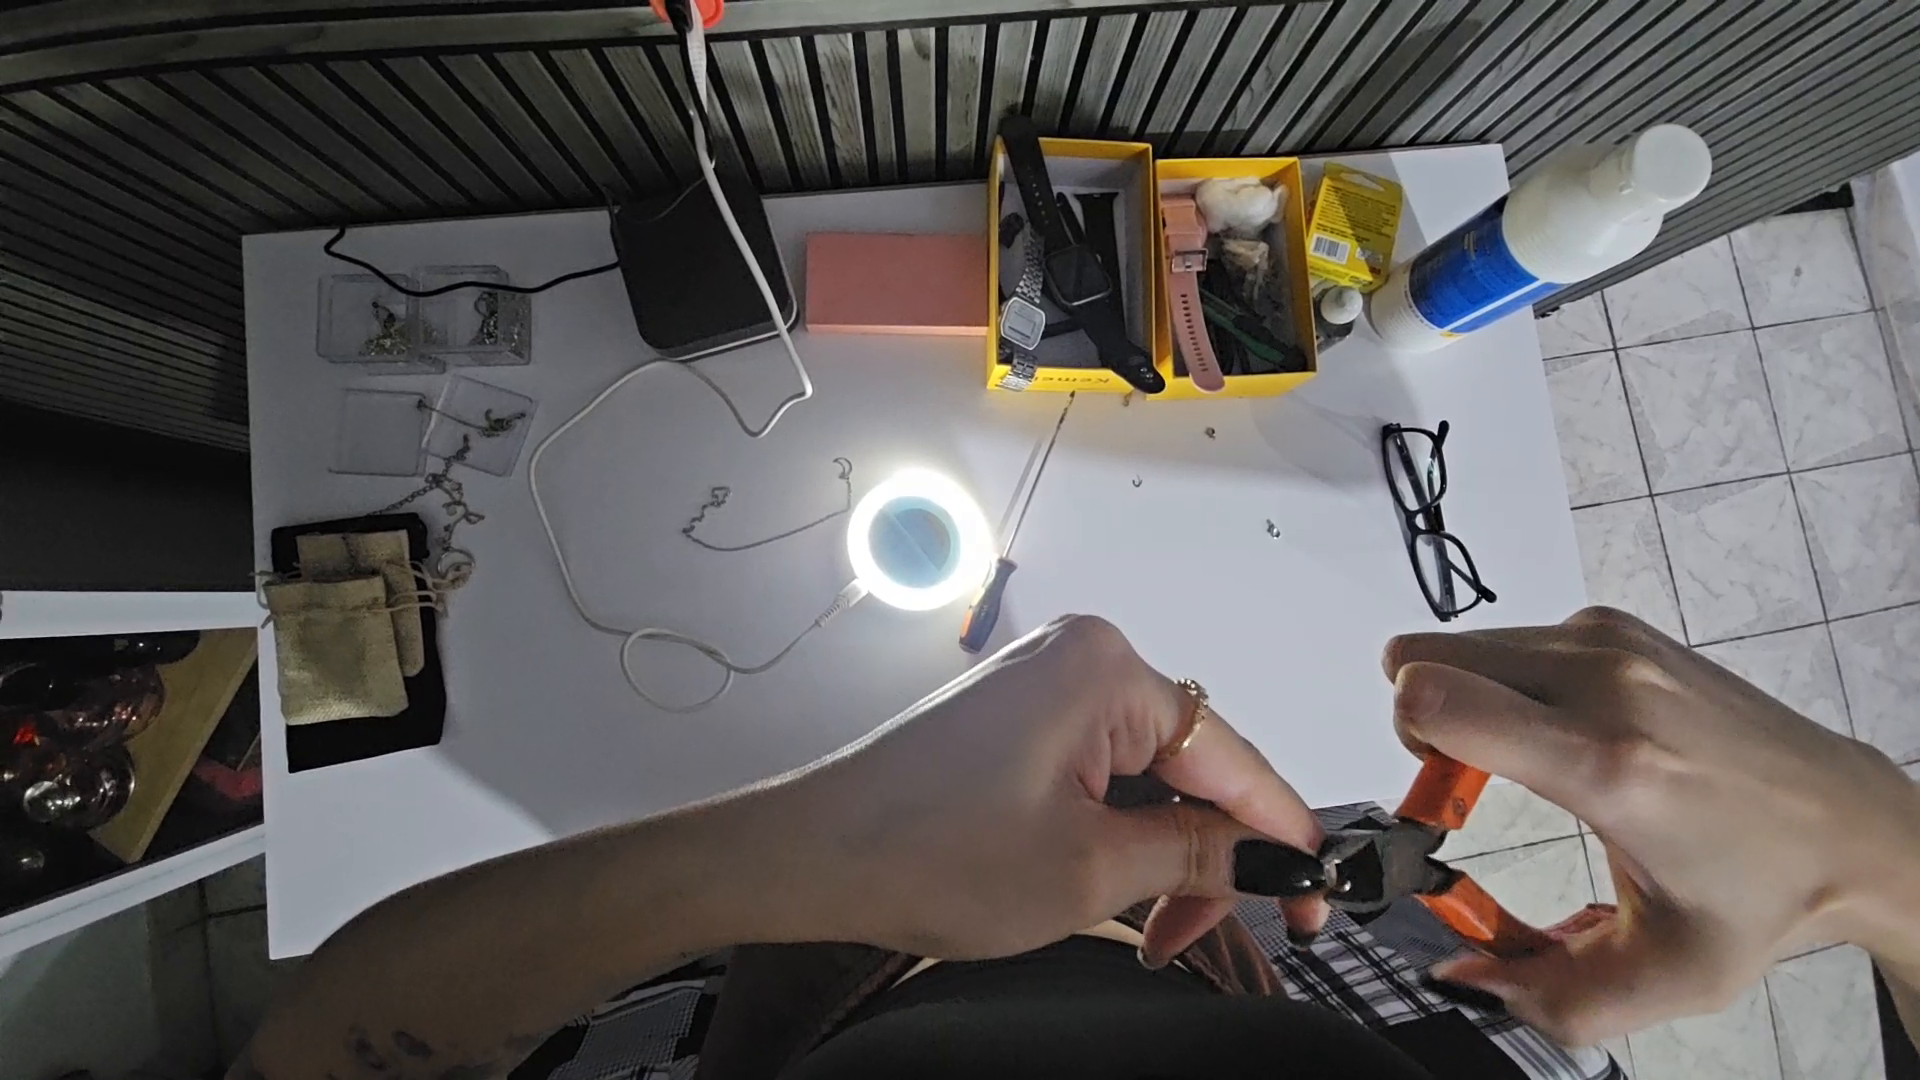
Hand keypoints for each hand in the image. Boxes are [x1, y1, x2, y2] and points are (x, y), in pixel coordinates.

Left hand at [771, 615, 1328, 965]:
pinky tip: (1118, 879)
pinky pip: (1101, 766)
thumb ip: (1196, 852)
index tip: (1317, 891)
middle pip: (1187, 761)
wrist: (818, 850)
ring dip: (1160, 846)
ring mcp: (1048, 683)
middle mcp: (1080, 658)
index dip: (1282, 829)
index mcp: (1104, 668)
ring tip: (1151, 922)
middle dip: (1208, 849)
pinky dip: (1118, 825)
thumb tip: (1272, 852)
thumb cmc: (930, 849)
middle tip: (1214, 928)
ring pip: (1144, 772)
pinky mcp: (1025, 713)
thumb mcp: (1089, 868)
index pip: (1229, 752)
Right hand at [1384, 606, 1919, 1044]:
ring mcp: (1603, 642)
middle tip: (1465, 763)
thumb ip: (1549, 992)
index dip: (1407, 734)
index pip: (1434, 698)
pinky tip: (1552, 718)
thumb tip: (1455, 979)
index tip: (1440, 776)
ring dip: (1457, 692)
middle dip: (1420, 711)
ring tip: (1519, 745)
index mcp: (1609, 765)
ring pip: (1450, 645)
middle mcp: (1601, 683)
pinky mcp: (1606, 624)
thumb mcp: (1666, 970)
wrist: (1860, 823)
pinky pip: (1495, 638)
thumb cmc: (1764, 889)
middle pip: (1419, 659)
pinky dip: (1498, 675)